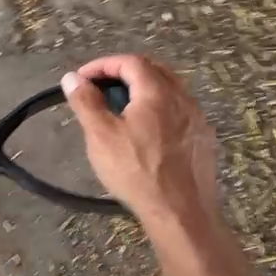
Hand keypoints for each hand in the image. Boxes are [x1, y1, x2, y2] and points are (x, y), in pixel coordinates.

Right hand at [63, 54, 221, 229]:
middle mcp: (183, 100)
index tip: (82, 79)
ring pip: (169, 89)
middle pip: (154, 70)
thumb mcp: (100, 134)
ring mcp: (198, 120)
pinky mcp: (203, 139)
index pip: (131, 62)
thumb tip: (72, 78)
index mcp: (158, 94)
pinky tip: (144, 129)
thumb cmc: (135, 170)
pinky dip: (157, 106)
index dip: (103, 65)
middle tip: (99, 88)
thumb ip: (86, 101)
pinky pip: (179, 109)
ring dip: (141, 89)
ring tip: (119, 108)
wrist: (181, 212)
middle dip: (123, 72)